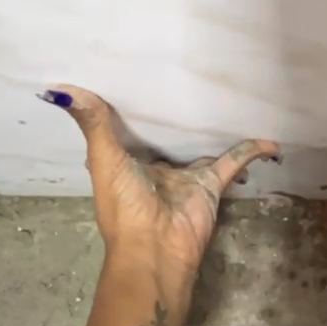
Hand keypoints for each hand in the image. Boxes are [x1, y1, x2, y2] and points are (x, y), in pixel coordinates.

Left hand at [52, 85, 279, 325]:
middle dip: (178, 118)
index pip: (130, 129)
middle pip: (171, 137)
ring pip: (205, 148)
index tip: (135, 76)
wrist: (155, 249)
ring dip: (217, 133)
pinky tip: (270, 142)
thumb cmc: (124, 206)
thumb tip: (56, 89)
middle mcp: (158, 169)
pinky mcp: (212, 185)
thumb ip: (92, 123)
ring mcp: (187, 178)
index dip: (132, 107)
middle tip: (187, 84)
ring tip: (231, 106)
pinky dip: (252, 152)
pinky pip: (235, 163)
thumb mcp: (103, 158)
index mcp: (127, 163)